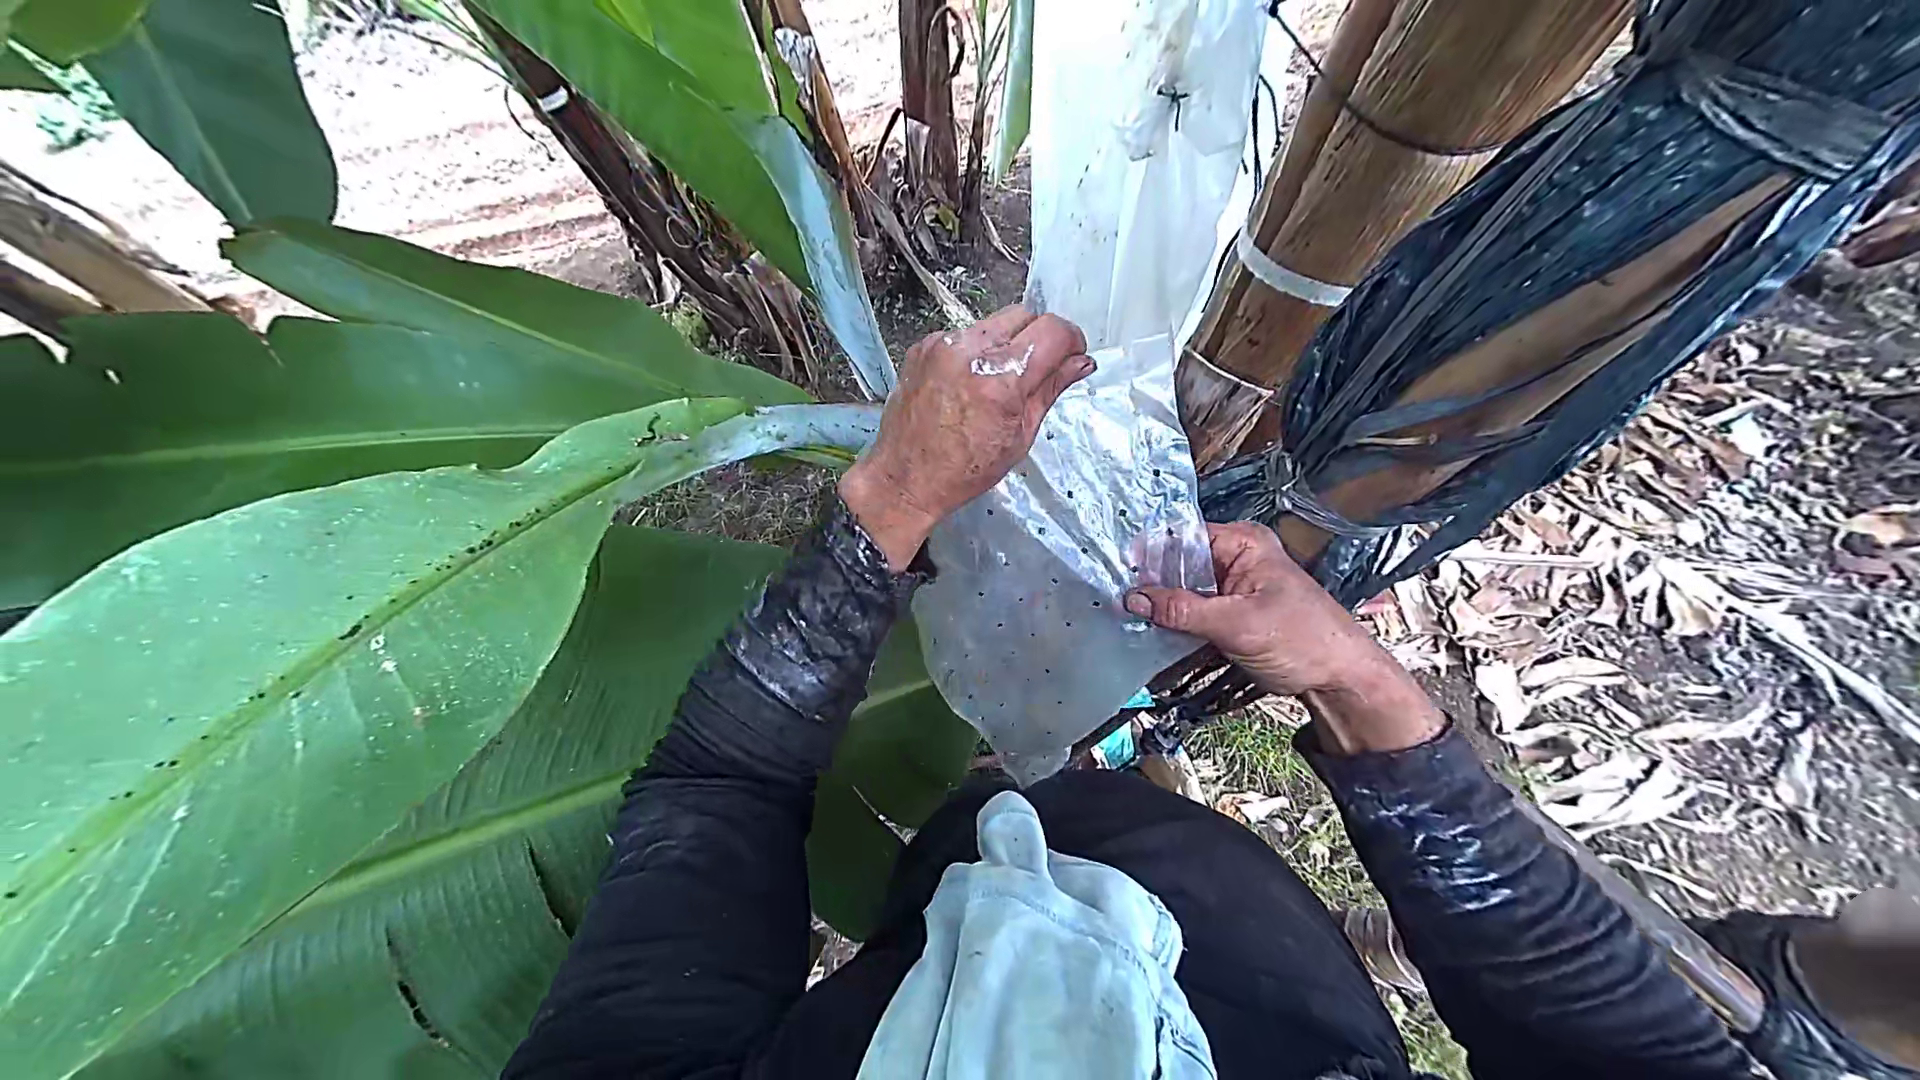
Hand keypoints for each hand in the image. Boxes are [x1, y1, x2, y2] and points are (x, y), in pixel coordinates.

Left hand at [839, 305, 1094, 568]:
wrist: (905, 479)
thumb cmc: (962, 471)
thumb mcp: (1020, 436)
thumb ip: (1050, 390)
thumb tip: (1079, 363)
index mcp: (1001, 380)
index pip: (1053, 330)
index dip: (1070, 342)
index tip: (1069, 357)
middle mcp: (970, 352)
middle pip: (1025, 315)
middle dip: (1038, 339)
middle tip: (1035, 372)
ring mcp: (942, 345)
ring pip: (995, 322)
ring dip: (1007, 344)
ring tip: (996, 382)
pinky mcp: (923, 346)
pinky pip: (965, 334)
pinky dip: (976, 351)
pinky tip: (969, 382)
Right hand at [1123, 522, 1443, 753]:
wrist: (1339, 680)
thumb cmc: (1302, 640)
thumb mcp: (1237, 622)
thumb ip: (1182, 609)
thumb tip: (1133, 597)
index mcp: (1242, 544)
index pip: (1183, 536)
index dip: (1150, 551)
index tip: (1117, 568)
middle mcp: (1233, 558)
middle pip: (1178, 561)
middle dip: (1149, 578)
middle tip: (1113, 592)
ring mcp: (1229, 586)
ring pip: (1181, 587)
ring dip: (1158, 601)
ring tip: (1123, 609)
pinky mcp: (1226, 611)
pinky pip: (1189, 608)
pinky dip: (1171, 618)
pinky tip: (1147, 625)